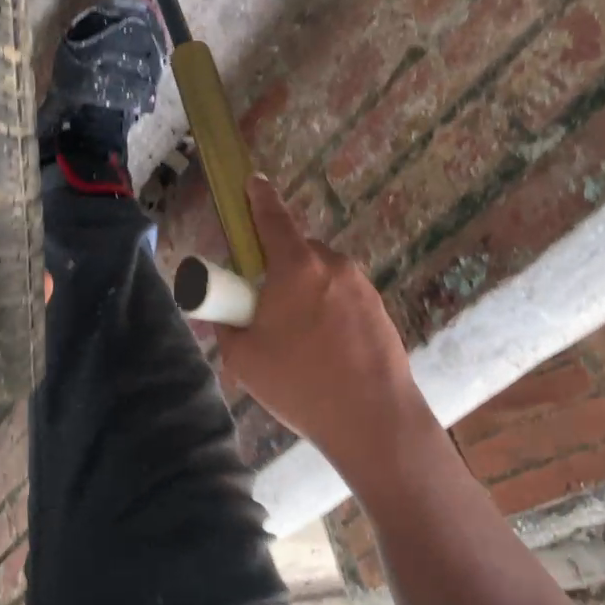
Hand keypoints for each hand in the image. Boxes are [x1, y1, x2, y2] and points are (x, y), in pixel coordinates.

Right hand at [216, 176, 427, 466]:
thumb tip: (226, 313)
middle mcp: (332, 265)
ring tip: (293, 339)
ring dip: (301, 291)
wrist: (374, 421)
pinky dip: (324, 310)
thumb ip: (226, 325)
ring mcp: (361, 286)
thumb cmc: (300, 384)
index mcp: (295, 267)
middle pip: (294, 249)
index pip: (271, 218)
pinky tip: (321, 350)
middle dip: (275, 267)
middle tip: (261, 306)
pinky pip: (340, 296)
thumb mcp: (243, 358)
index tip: (252, 182)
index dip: (258, 197)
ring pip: (319, 275)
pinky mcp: (379, 310)